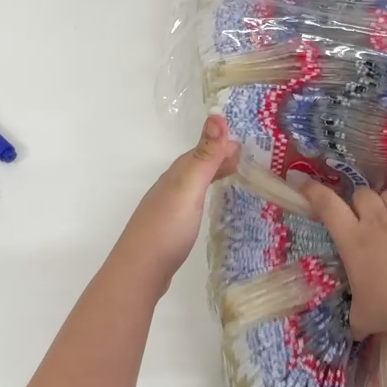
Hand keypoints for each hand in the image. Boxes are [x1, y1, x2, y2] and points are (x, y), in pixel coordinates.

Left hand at [116, 116, 240, 292]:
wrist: (140, 270)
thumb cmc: (168, 228)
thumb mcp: (190, 188)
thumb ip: (205, 157)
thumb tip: (217, 116)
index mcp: (176, 175)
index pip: (200, 152)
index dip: (221, 146)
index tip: (245, 146)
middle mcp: (169, 188)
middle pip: (195, 166)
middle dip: (217, 159)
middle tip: (243, 161)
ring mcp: (166, 210)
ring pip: (191, 185)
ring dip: (210, 177)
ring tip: (230, 179)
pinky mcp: (168, 230)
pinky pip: (189, 204)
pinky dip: (202, 198)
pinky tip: (204, 209)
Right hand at [301, 183, 386, 338]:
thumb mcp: (364, 318)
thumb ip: (355, 320)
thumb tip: (355, 331)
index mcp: (353, 240)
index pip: (327, 206)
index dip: (313, 192)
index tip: (304, 184)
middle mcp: (376, 221)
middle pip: (360, 194)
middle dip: (356, 203)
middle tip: (360, 221)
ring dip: (383, 201)